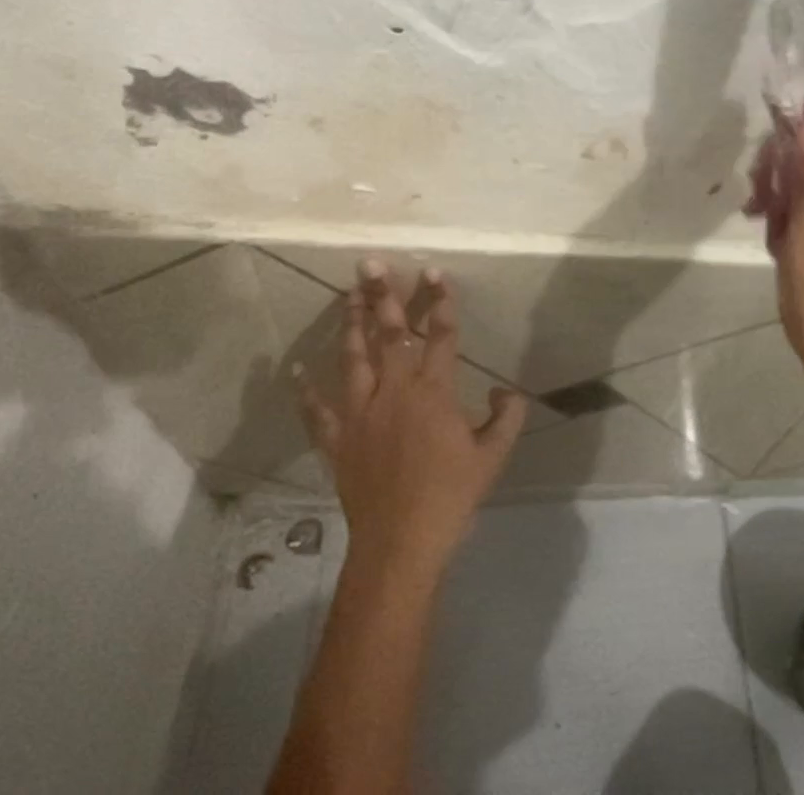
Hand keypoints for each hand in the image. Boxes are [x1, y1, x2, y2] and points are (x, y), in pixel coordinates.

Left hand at [296, 261, 527, 578]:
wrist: (402, 537)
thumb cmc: (454, 493)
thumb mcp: (494, 454)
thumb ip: (506, 417)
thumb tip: (506, 391)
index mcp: (434, 394)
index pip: (440, 337)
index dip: (440, 303)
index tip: (435, 273)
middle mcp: (394, 393)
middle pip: (389, 336)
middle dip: (384, 298)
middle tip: (371, 266)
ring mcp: (360, 415)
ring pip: (353, 360)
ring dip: (352, 326)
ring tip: (349, 297)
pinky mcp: (339, 440)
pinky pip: (319, 410)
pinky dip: (307, 390)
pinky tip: (296, 370)